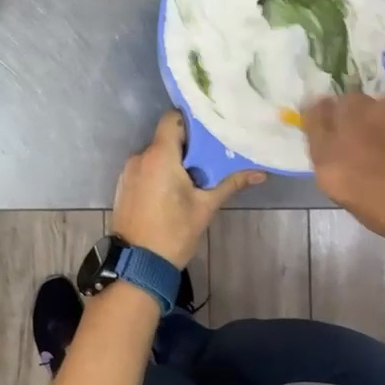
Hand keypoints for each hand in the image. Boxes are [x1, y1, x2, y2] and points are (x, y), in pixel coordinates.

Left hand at [112, 111, 263, 266]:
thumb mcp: (205, 207)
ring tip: (196, 178)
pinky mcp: (123, 187)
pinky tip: (175, 191)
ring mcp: (128, 172)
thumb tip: (261, 173)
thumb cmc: (174, 232)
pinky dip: (160, 174)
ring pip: (156, 156)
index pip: (172, 120)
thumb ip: (230, 184)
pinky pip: (145, 170)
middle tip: (212, 158)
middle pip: (166, 139)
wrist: (138, 265)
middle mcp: (140, 158)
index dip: (191, 122)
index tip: (210, 133)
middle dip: (188, 147)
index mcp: (159, 156)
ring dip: (174, 163)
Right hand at [303, 85, 384, 261]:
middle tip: (383, 133)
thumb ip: (352, 177)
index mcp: (334, 166)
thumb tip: (355, 158)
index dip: (326, 122)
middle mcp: (353, 129)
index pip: (314, 124)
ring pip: (384, 100)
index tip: (340, 126)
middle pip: (342, 105)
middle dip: (358, 115)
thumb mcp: (374, 212)